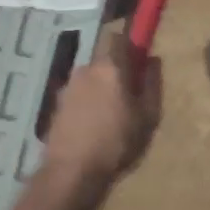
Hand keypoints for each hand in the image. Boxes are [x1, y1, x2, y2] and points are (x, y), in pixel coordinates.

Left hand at [36, 33, 162, 206]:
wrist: (72, 172)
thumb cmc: (117, 141)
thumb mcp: (148, 115)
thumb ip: (152, 83)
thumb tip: (152, 60)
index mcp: (109, 67)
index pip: (117, 37)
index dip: (130, 45)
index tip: (141, 61)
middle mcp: (85, 70)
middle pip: (104, 60)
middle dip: (117, 71)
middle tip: (131, 94)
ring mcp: (67, 88)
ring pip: (91, 79)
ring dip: (102, 89)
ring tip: (113, 115)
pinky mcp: (57, 106)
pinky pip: (79, 95)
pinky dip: (89, 104)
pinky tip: (96, 127)